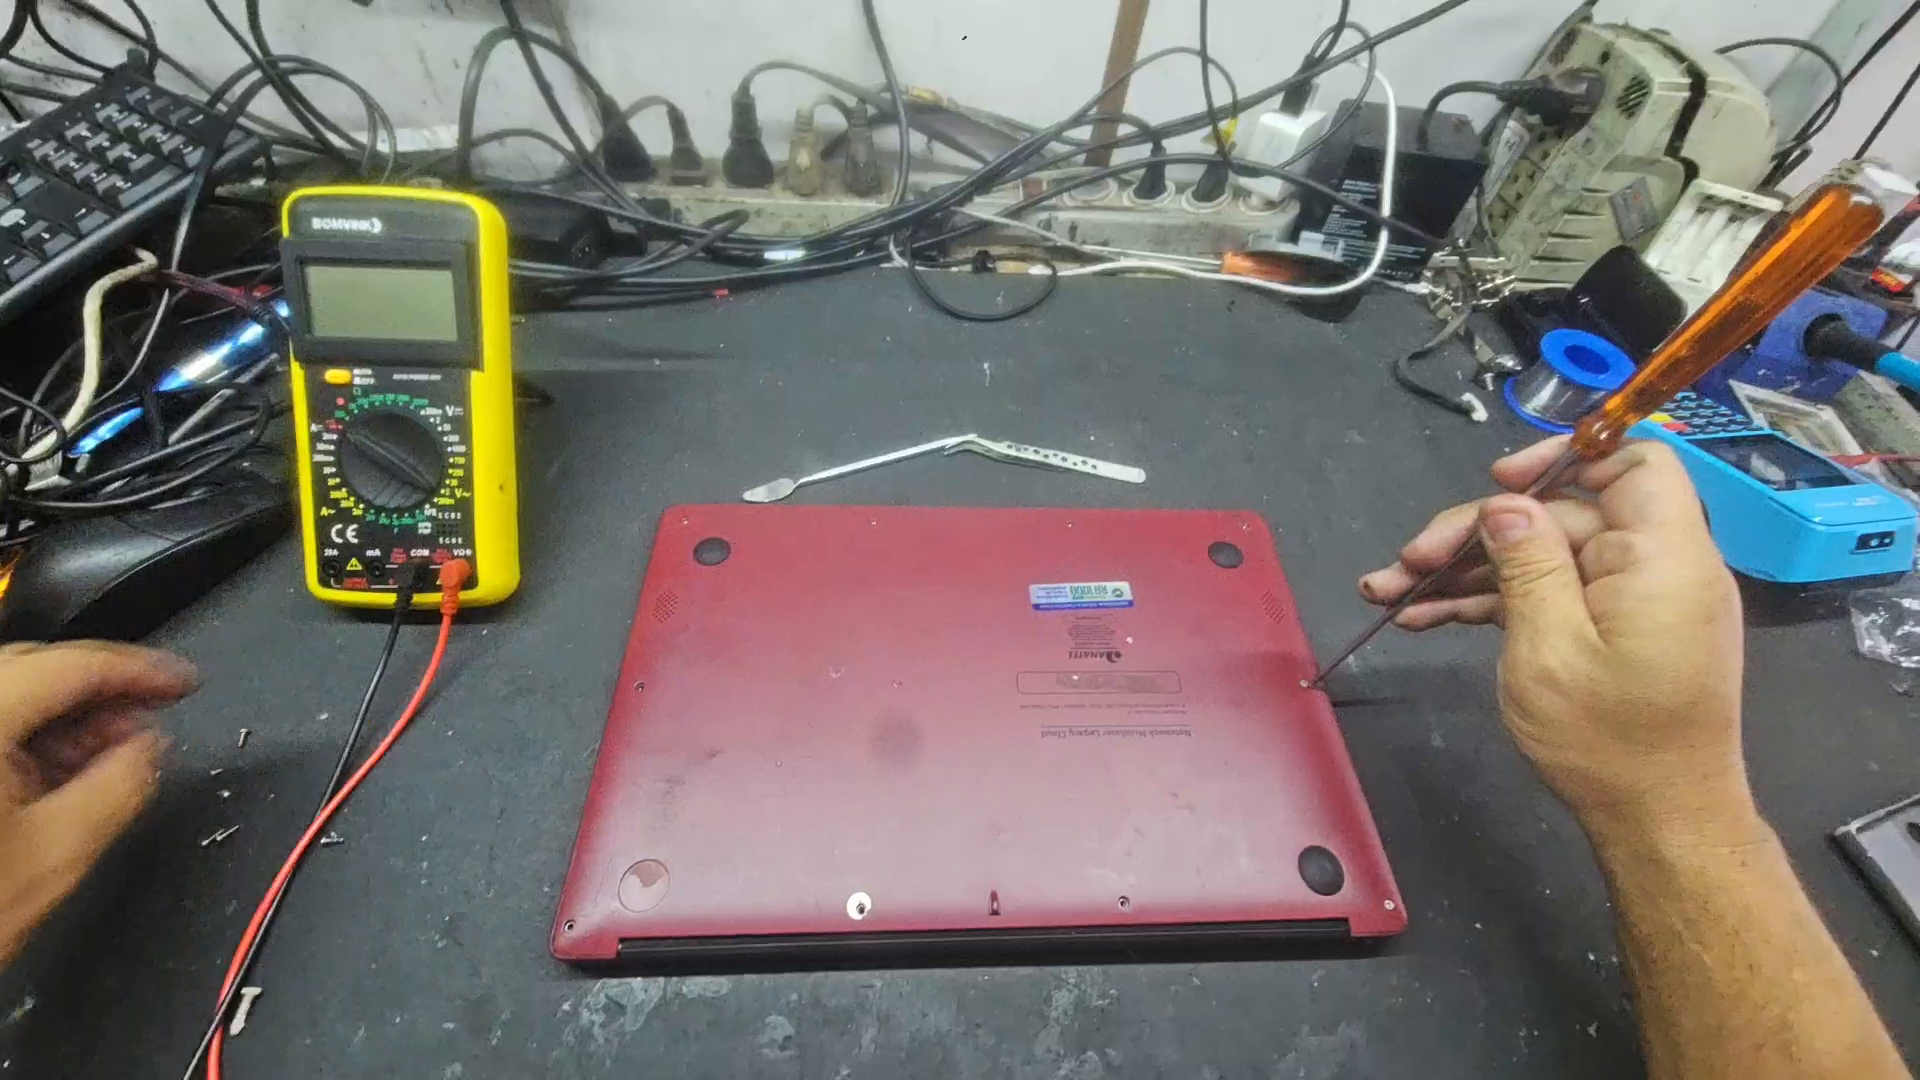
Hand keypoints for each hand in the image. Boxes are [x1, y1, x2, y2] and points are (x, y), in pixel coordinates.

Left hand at [0, 642, 195, 963]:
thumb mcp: (69, 845)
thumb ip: (128, 776)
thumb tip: (150, 743)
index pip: (74, 665)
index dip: (145, 668)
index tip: (185, 682)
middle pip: (29, 669)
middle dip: (103, 686)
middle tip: (154, 710)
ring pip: (2, 695)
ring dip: (61, 712)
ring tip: (106, 748)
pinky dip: (18, 735)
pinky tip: (47, 768)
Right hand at [1358, 437, 1760, 845]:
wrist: (1650, 816)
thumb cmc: (1605, 737)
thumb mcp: (1549, 647)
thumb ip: (1528, 566)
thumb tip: (1504, 504)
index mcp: (1657, 560)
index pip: (1633, 466)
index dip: (1565, 458)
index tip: (1498, 484)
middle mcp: (1643, 568)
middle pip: (1550, 518)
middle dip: (1469, 535)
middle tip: (1403, 565)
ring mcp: (1614, 599)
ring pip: (1527, 557)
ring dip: (1455, 572)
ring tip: (1386, 593)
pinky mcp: (1591, 626)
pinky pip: (1530, 593)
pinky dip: (1475, 601)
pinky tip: (1418, 617)